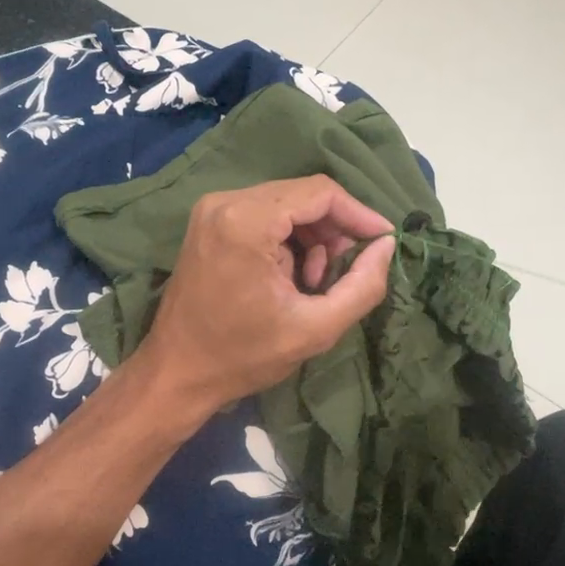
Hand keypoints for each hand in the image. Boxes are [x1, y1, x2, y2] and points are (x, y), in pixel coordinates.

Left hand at [135, 176, 393, 412]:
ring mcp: (213, 210)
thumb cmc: (243, 355)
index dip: (359, 214)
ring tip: (313, 284)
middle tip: (343, 272)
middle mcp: (226, 202)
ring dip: (311, 238)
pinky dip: (288, 241)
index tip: (385, 241)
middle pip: (303, 194)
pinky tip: (290, 279)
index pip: (321, 192)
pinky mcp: (209, 223)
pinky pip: (264, 215)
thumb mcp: (316, 328)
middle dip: (333, 230)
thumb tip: (386, 246)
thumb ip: (362, 286)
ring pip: (286, 204)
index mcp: (247, 220)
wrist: (177, 373)